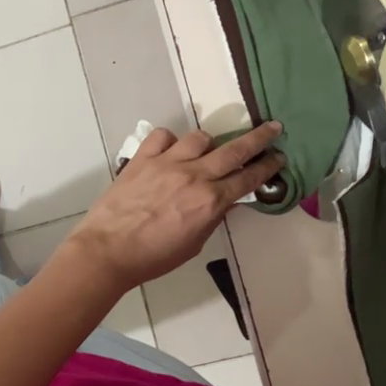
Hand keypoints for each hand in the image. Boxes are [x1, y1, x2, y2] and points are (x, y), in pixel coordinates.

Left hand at [59, 122, 284, 293]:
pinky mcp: (141, 160)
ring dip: (208, 143)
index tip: (278, 157)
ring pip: (199, 138)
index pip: (248, 178)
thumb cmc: (152, 257)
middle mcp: (193, 176)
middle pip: (234, 150)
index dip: (267, 167)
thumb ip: (212, 218)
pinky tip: (169, 149)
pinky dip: (169, 140)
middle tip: (273, 127)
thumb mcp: (193, 244)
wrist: (107, 251)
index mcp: (210, 201)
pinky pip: (161, 136)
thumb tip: (224, 202)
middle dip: (258, 138)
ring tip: (206, 151)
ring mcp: (166, 164)